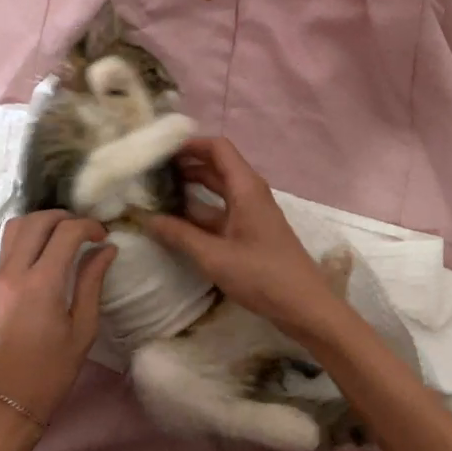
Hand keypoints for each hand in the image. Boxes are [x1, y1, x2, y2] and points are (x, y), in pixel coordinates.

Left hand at [0, 209, 116, 433]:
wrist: (8, 396)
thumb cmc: (52, 370)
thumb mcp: (83, 328)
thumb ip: (92, 283)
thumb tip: (106, 250)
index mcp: (41, 284)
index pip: (65, 233)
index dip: (88, 226)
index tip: (104, 236)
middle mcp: (14, 273)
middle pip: (36, 221)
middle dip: (64, 217)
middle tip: (85, 231)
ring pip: (15, 228)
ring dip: (41, 222)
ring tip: (64, 235)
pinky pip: (7, 246)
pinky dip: (28, 236)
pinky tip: (46, 251)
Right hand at [144, 137, 342, 335]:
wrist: (304, 306)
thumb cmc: (261, 276)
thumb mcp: (214, 256)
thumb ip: (179, 235)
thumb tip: (147, 218)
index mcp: (246, 188)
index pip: (217, 148)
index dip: (189, 144)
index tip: (160, 150)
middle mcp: (250, 194)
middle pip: (216, 166)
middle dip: (185, 165)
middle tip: (152, 172)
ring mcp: (251, 214)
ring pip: (217, 191)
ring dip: (191, 189)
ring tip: (158, 194)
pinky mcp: (251, 232)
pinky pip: (221, 212)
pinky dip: (200, 212)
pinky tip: (177, 223)